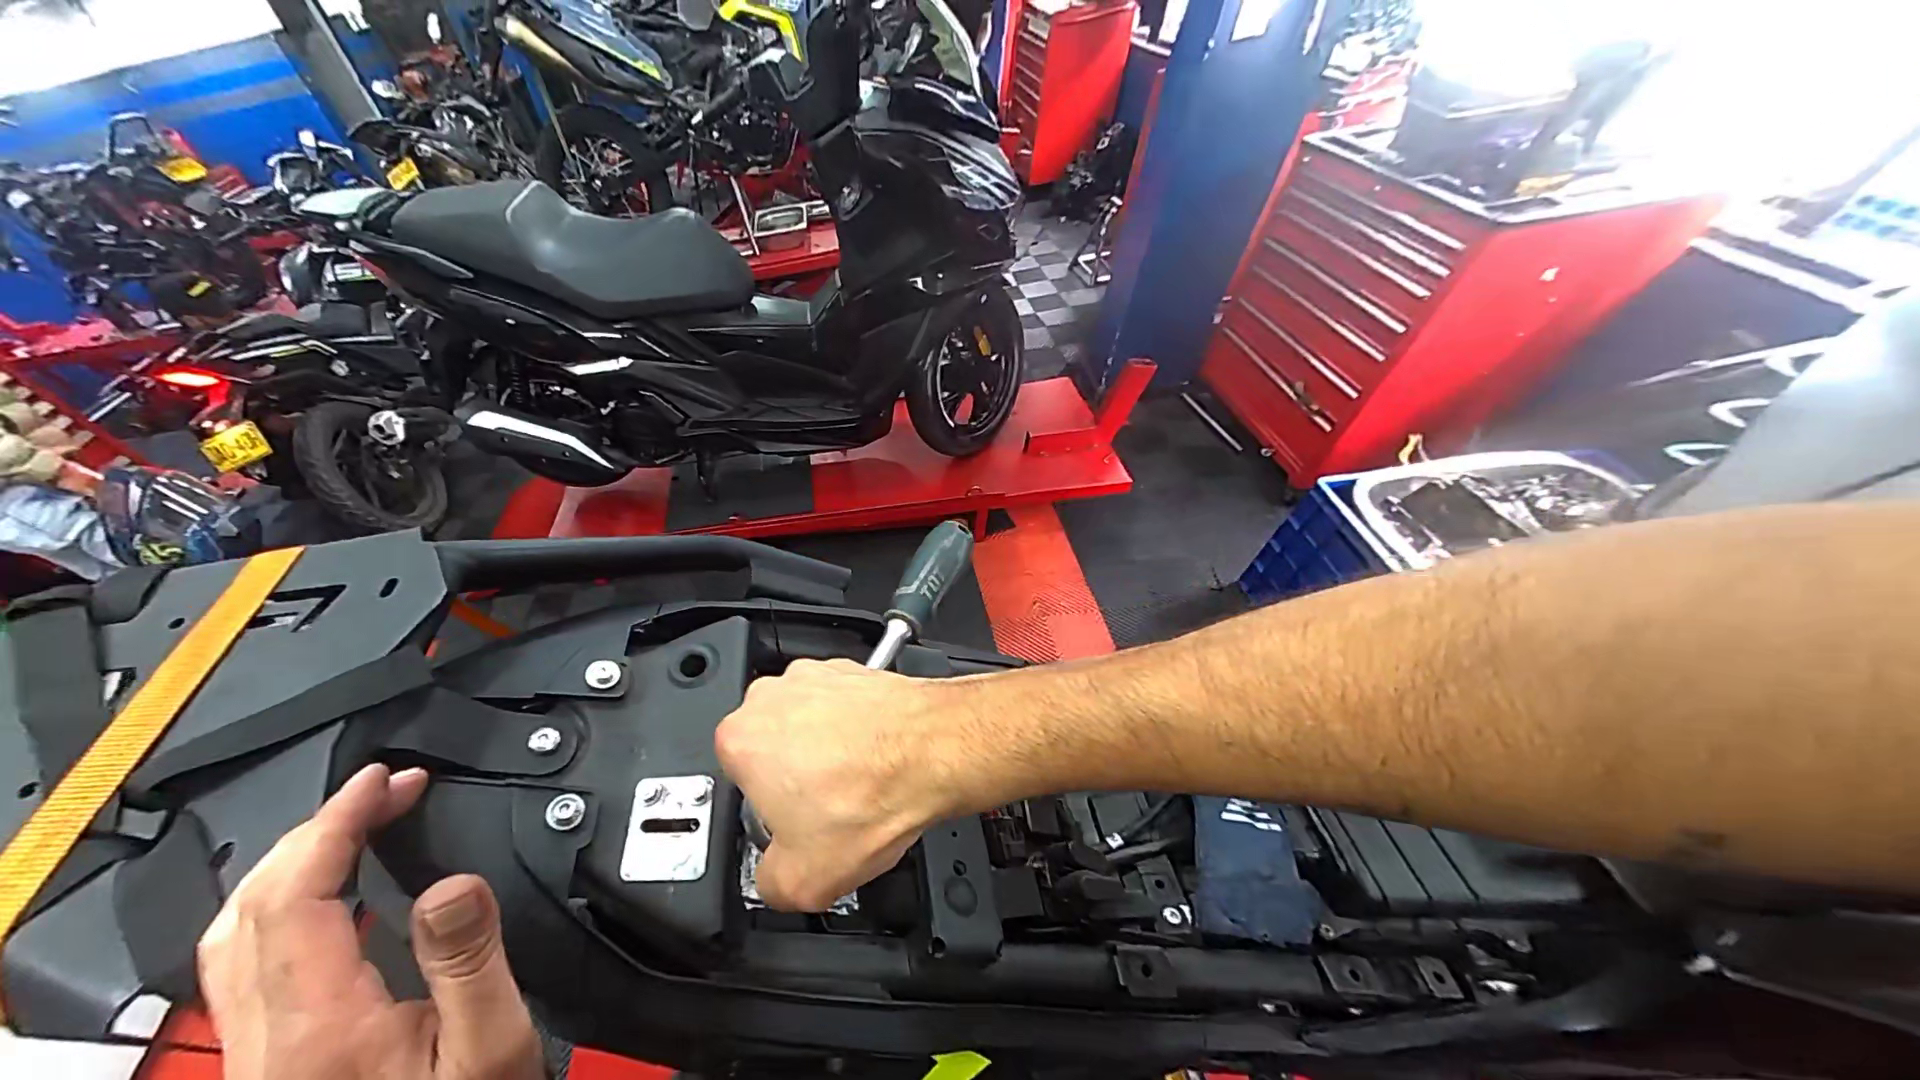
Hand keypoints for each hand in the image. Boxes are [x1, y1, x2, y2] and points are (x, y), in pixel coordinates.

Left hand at [198, 764, 543, 1079]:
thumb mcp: (488, 1045)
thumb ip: (467, 962)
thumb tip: (450, 881)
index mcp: (320, 1029)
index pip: (296, 896)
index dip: (337, 823)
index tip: (386, 781)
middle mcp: (265, 1042)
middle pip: (248, 909)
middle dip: (316, 828)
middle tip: (383, 790)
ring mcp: (254, 1056)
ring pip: (230, 937)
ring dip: (293, 860)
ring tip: (358, 823)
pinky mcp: (264, 1063)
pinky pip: (248, 961)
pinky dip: (285, 900)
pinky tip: (333, 892)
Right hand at [715, 658, 969, 910]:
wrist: (936, 751)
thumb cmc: (874, 793)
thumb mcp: (800, 880)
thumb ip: (767, 883)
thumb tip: (772, 879)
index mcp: (742, 738)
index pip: (735, 783)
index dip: (766, 811)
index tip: (791, 825)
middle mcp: (775, 697)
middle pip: (771, 749)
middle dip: (794, 779)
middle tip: (826, 809)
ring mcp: (817, 678)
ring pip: (807, 725)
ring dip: (825, 752)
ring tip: (856, 785)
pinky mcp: (854, 672)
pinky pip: (842, 708)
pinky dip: (855, 730)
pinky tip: (874, 760)